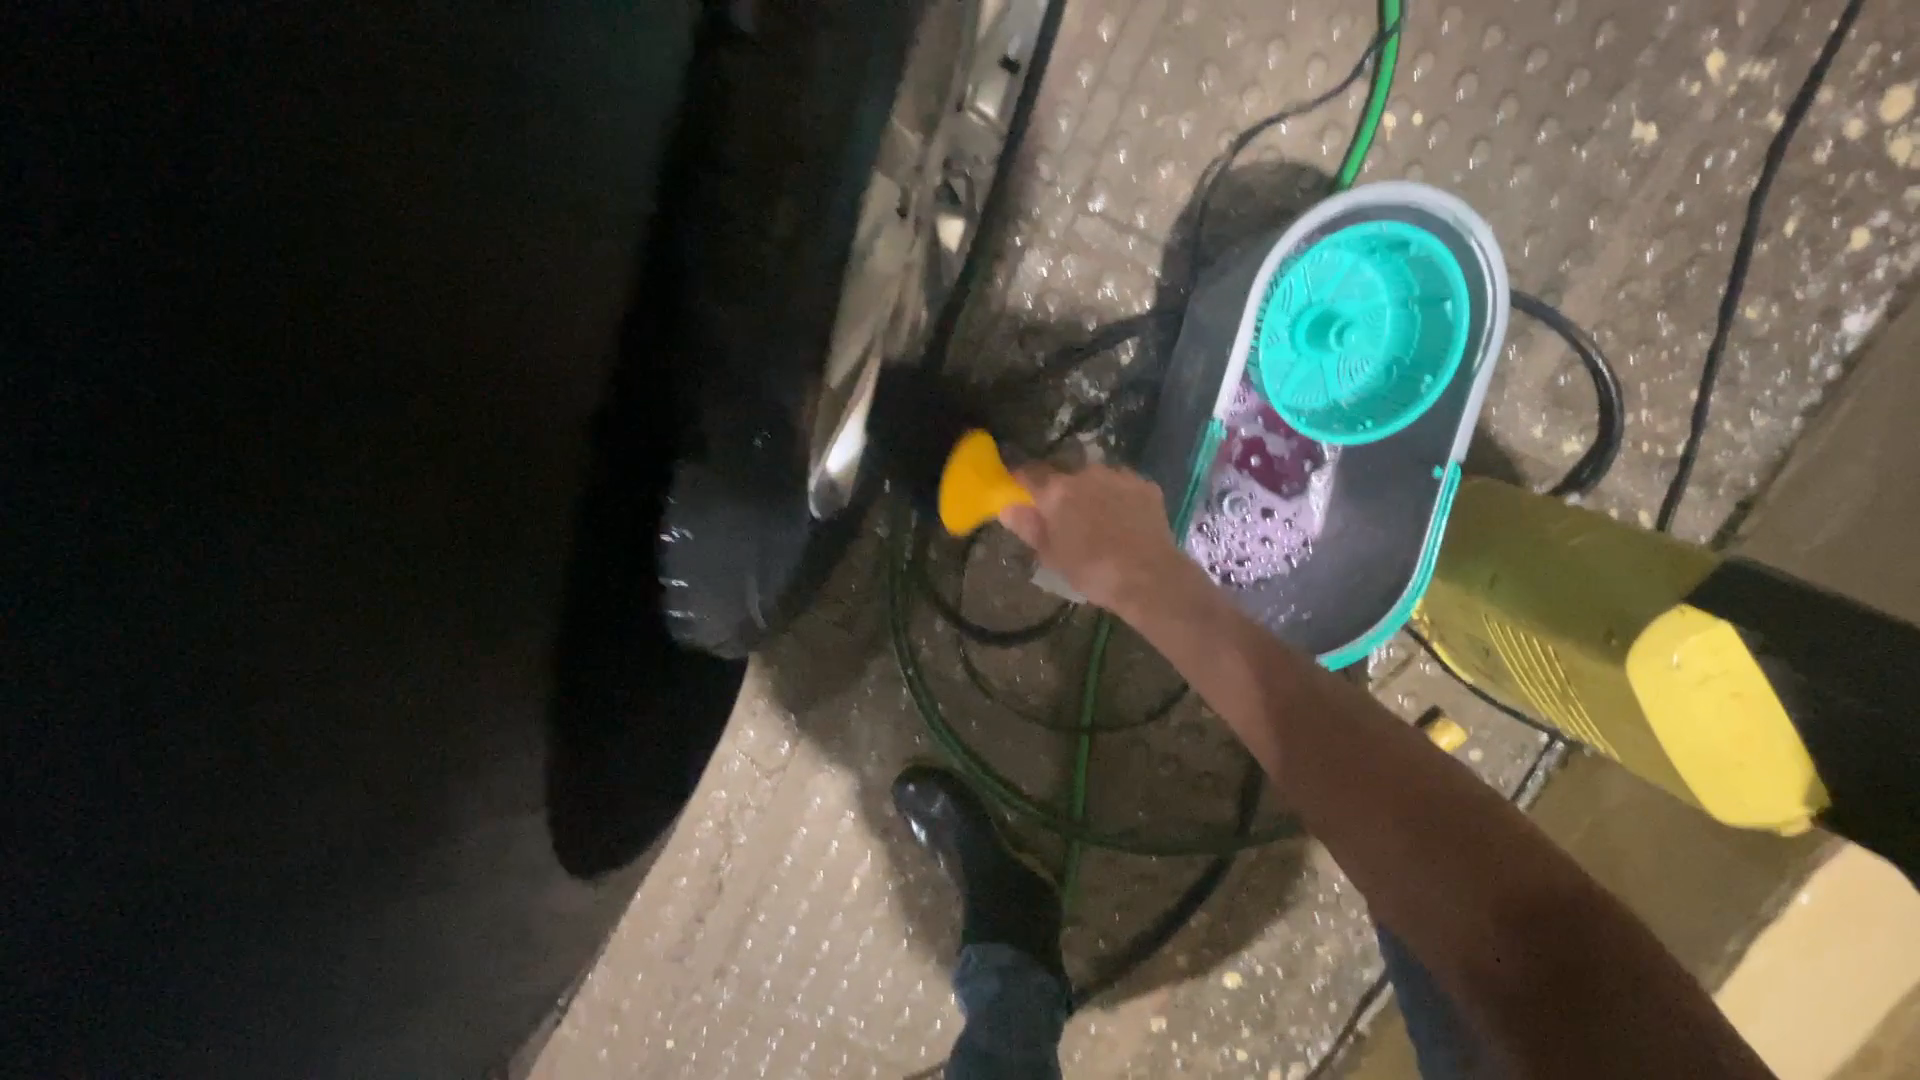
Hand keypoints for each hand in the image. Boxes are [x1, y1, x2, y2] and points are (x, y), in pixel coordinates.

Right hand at [997, 462, 1193, 613]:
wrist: (1148, 577)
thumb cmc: (1092, 571)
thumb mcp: (1052, 556)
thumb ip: (1029, 527)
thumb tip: (1008, 508)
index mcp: (1057, 491)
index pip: (1030, 473)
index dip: (1022, 480)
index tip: (1019, 489)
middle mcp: (1086, 474)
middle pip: (1066, 475)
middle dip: (1062, 491)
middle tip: (1066, 517)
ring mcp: (1118, 476)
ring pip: (1097, 478)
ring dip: (1093, 491)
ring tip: (1099, 518)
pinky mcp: (1145, 485)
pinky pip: (1123, 485)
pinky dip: (1119, 497)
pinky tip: (1124, 519)